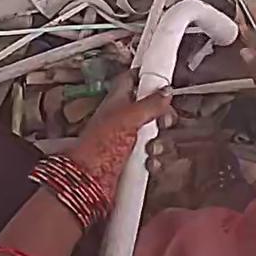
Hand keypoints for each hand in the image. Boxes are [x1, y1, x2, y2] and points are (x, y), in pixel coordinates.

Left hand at [66, 71, 171, 194]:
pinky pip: (154, 157)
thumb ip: (151, 103)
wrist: (88, 179)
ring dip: (160, 142)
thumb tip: (167, 91)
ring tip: (151, 147)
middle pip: (152, 109)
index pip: (132, 80)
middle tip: (164, 121)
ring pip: (156, 135)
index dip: (146, 76)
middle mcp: (124, 120)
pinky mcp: (133, 162)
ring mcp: (129, 141)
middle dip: (163, 116)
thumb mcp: (128, 116)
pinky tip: (149, 163)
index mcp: (118, 101)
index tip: (162, 79)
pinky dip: (155, 161)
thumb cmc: (99, 144)